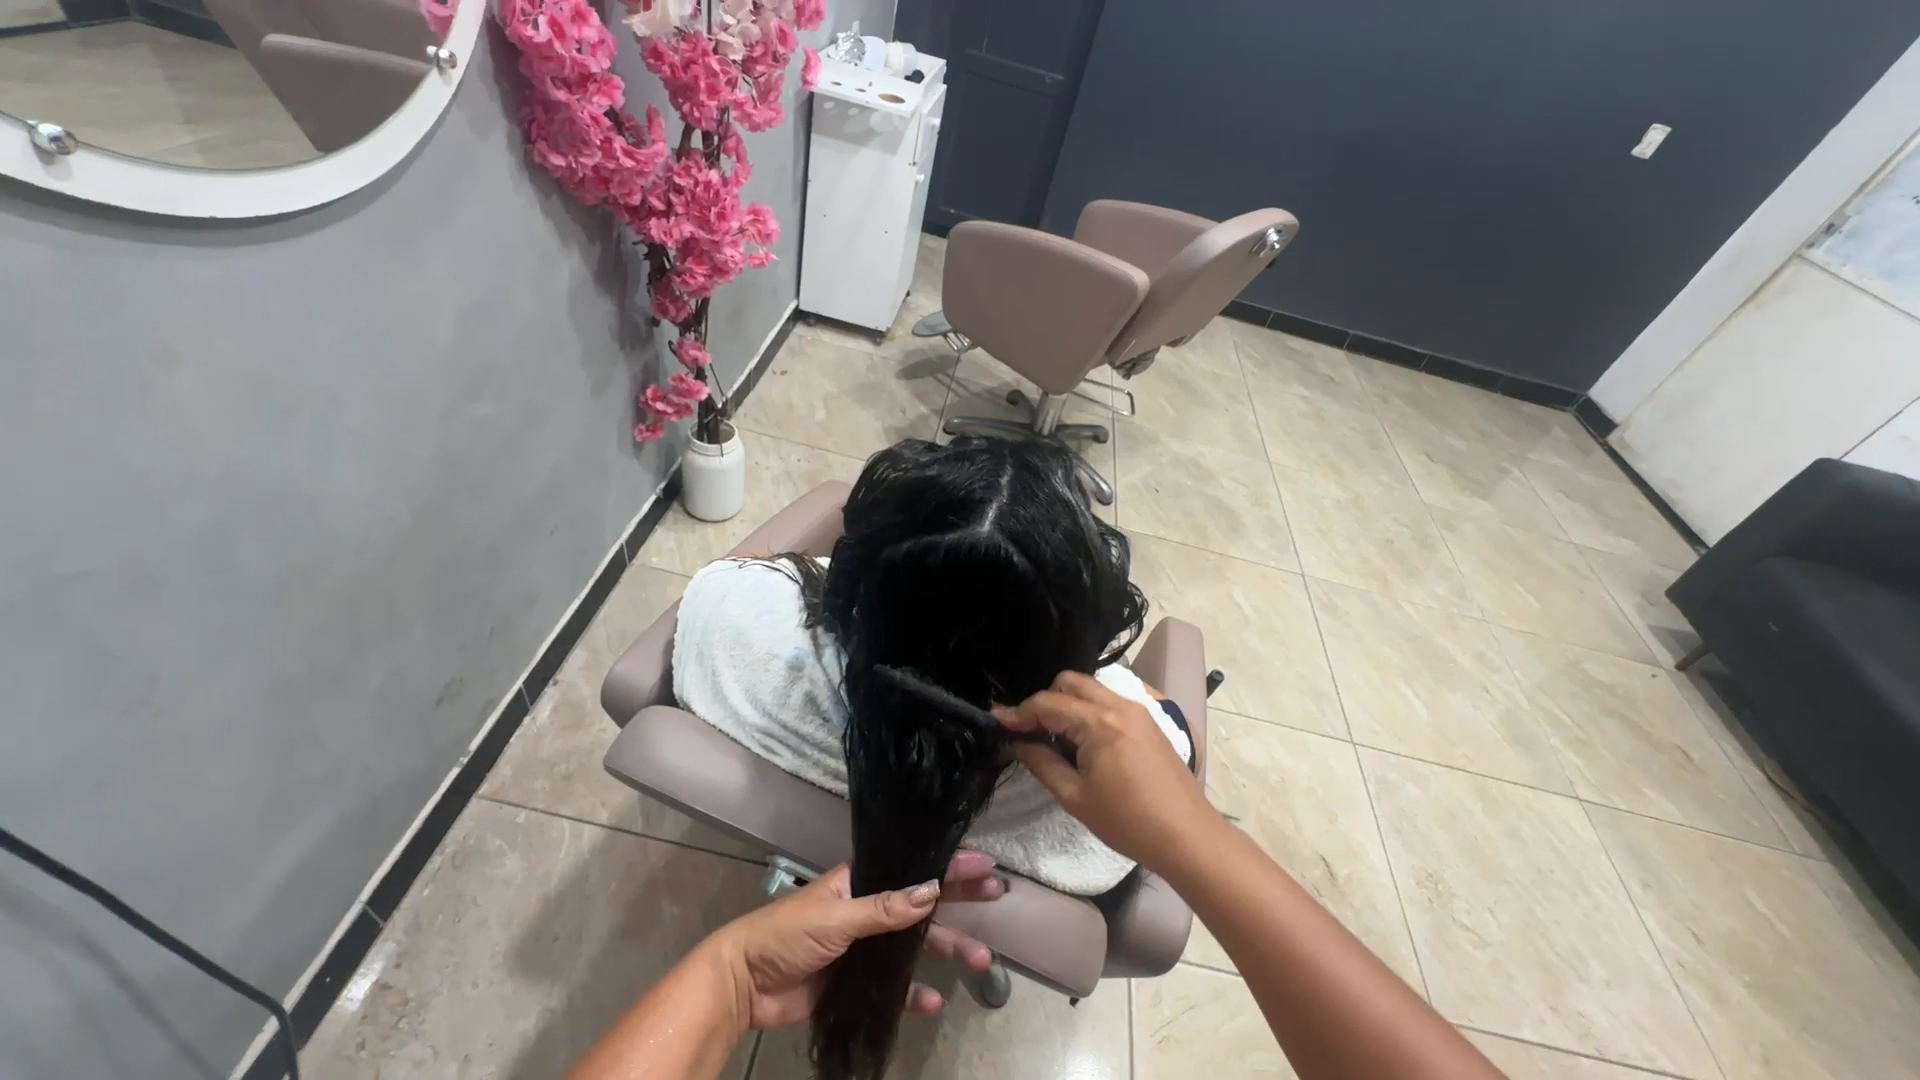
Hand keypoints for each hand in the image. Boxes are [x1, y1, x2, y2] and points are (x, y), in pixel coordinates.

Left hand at [706, 851, 1003, 1031]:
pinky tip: (932, 1003)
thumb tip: (931, 890)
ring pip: (915, 945)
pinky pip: (894, 985)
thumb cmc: (785, 936)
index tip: (984, 864)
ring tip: (982, 961)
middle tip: (998, 898)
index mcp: (859, 882)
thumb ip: (882, 909)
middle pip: (922, 902)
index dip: (948, 864)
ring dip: (947, 949)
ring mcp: (864, 945)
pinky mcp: (856, 980)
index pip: (911, 867)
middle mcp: (867, 908)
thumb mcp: (834, 917)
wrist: (743, 984)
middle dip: (959, 900)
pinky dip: (914, 992)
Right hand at [996, 671, 1218, 872]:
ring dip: (1068, 702)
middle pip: (1069, 682)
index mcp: (1098, 723)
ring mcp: (1138, 709)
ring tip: (1054, 734)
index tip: (997, 724)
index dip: (1019, 713)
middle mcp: (1118, 705)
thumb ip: (1041, 763)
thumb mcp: (1075, 797)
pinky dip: (1090, 707)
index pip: (1047, 704)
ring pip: (1092, 687)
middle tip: (1028, 729)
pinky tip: (1083, 736)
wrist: (1187, 835)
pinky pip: (1110, 699)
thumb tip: (1016, 743)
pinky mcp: (1150, 720)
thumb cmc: (1128, 822)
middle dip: (1044, 700)